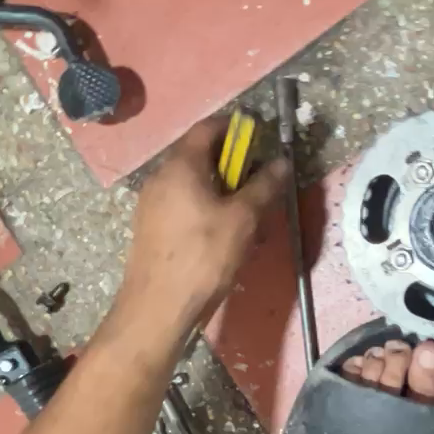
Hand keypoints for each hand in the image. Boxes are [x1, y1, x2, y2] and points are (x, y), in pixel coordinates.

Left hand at [119, 116, 290, 332]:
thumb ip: (263, 187)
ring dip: (221, 190)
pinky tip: (224, 235)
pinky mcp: (152, 227)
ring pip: (192, 184)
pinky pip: (183, 205)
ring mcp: (152, 203)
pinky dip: (206, 208)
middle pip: (199, 156)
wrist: (159, 305)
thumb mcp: (242, 220)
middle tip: (259, 182)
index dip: (236, 128)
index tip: (260, 139)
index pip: (208, 128)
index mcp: (180, 165)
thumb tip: (282, 162)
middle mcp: (161, 176)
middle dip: (232, 164)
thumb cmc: (204, 256)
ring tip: (247, 214)